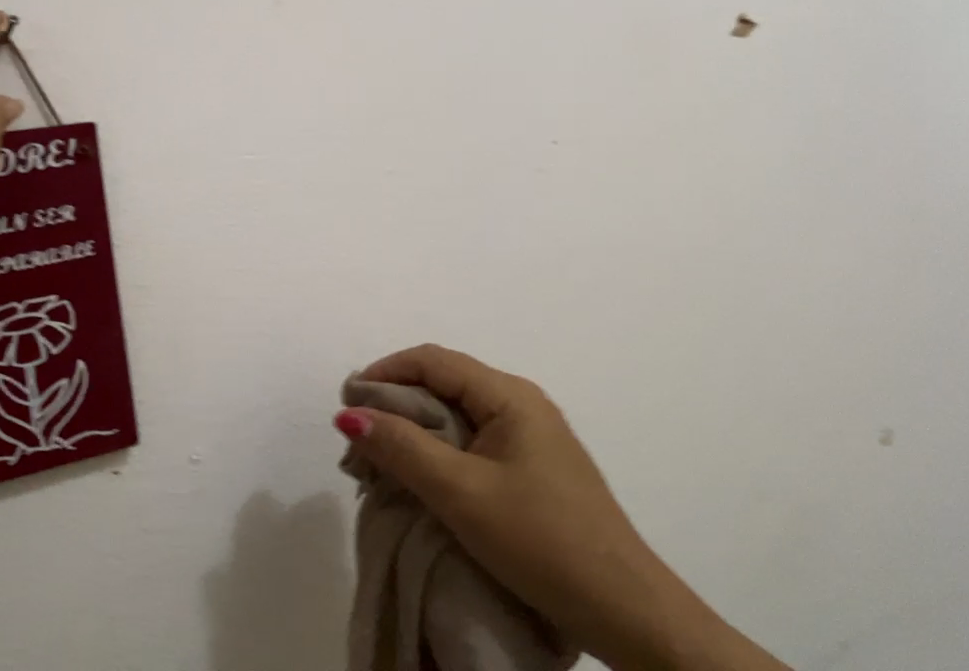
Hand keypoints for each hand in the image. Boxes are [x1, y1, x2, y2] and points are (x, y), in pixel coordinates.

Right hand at [338, 345, 788, 670]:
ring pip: (457, 416)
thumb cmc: (540, 540)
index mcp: (510, 396)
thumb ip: (402, 448)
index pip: (432, 360)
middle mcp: (522, 404)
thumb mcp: (460, 493)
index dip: (384, 373)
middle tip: (357, 441)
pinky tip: (422, 482)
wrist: (623, 608)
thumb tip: (348, 412)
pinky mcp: (534, 469)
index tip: (346, 405)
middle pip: (444, 385)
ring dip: (414, 432)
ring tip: (381, 464)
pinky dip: (438, 453)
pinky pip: (473, 443)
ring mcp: (532, 438)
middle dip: (395, 405)